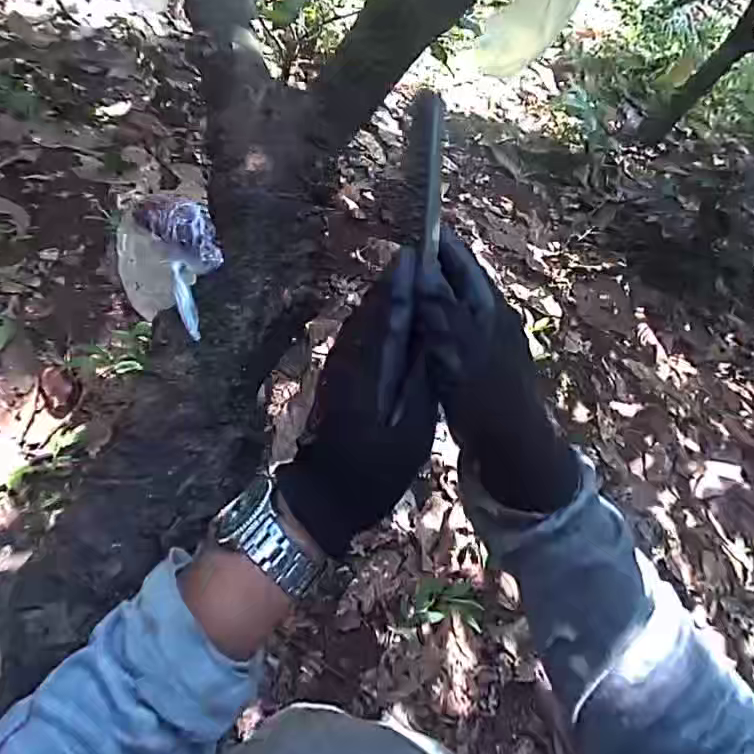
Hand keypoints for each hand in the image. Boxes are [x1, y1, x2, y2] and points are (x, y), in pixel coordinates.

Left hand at [276, 249, 435, 556]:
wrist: (321, 497)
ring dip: (382, 295)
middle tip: (413, 256)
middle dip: (391, 282)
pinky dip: (373, 316)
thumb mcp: (410, 434)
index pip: (389, 319)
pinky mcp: (335, 375)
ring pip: (362, 320)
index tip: (414, 258)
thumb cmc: (373, 471)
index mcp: (371, 372)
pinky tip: (387, 313)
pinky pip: (358, 334)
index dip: (402, 286)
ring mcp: (339, 367)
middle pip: (371, 310)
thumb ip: (420, 385)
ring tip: (403, 275)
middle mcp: (351, 360)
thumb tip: (432, 343)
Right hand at [419, 232, 578, 512]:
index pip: (466, 266)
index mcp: (492, 310)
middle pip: (460, 285)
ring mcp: (485, 344)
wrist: (512, 449)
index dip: (444, 245)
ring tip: (403, 285)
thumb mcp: (462, 350)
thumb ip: (442, 308)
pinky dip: (431, 325)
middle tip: (403, 255)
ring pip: (453, 309)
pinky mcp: (475, 366)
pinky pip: (449, 335)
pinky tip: (414, 330)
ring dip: (432, 295)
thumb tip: (422, 267)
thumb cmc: (488, 396)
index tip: (422, 224)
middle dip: (434, 267)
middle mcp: (491, 321)